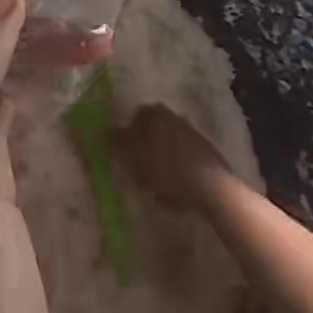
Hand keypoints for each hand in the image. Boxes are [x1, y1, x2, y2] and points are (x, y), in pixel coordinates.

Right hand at [115, 104, 231, 209]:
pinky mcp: (207, 154)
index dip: (128, 139)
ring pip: (168, 150)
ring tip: (157, 193)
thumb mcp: (134, 158)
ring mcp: (192, 134)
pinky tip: (175, 198)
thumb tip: (101, 131)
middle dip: (145, 153)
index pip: (134, 119)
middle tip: (140, 175)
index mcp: (155, 114)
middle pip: (152, 134)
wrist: (211, 187)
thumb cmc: (166, 168)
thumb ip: (116, 143)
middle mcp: (174, 117)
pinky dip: (177, 176)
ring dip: (161, 167)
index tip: (126, 158)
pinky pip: (184, 164)